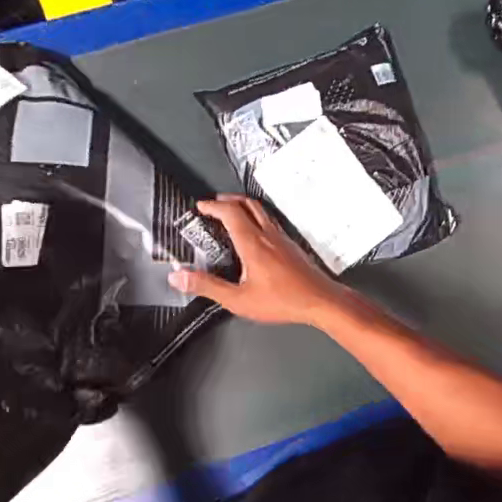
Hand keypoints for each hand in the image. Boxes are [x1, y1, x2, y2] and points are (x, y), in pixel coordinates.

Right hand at [169, 195, 350, 326]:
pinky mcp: (293, 247)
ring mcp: (284, 240)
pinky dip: (259, 219)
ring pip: (263, 212)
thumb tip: (179, 277)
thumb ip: (208, 286)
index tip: (201, 207)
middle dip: (228, 200)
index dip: (212, 207)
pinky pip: (273, 224)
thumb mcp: (239, 299)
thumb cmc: (284, 301)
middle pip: (248, 204)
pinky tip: (258, 234)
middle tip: (215, 204)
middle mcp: (269, 236)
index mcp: (253, 244)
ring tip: (233, 214)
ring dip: (245, 207)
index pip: (230, 213)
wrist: (322, 301)